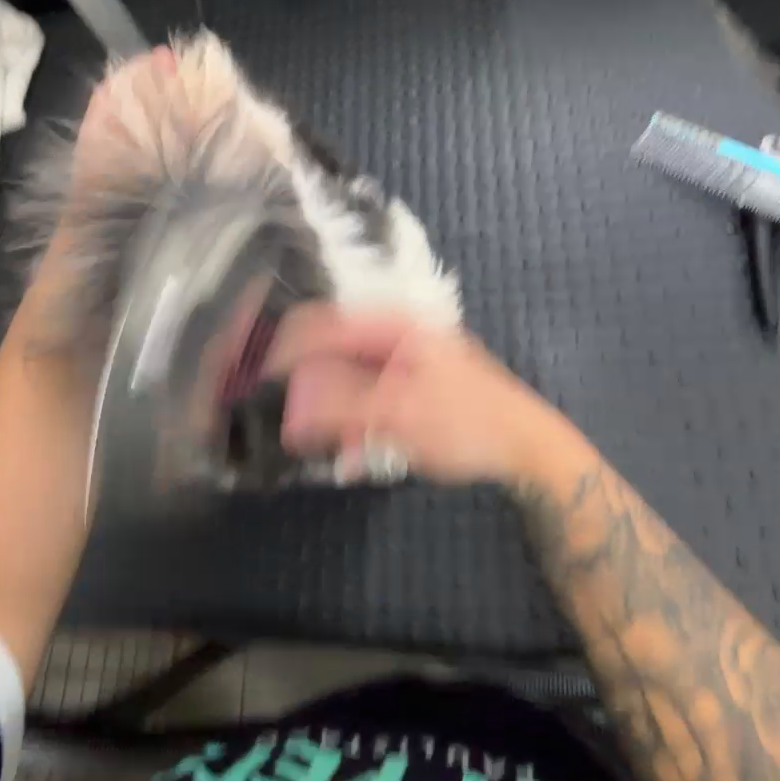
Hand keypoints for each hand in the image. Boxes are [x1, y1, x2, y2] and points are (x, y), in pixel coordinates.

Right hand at [266, 306, 593, 485]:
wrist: (526, 449)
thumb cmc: (467, 422)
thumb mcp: (400, 415)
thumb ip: (340, 407)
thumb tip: (288, 411)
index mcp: (391, 325)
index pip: (317, 325)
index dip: (281, 351)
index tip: (253, 382)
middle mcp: (391, 337)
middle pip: (327, 353)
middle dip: (302, 388)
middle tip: (283, 421)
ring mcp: (400, 364)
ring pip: (342, 382)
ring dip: (326, 413)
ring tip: (315, 444)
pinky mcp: (405, 393)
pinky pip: (362, 402)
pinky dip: (351, 425)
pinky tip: (351, 455)